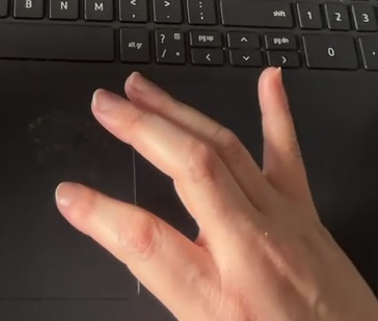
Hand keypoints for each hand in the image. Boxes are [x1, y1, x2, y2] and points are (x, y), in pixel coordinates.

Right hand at [56, 70, 377, 320]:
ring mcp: (283, 223)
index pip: (147, 243)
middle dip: (140, 128)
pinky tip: (270, 79)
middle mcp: (251, 250)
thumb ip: (174, 298)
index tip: (69, 194)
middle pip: (189, 168)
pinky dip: (276, 112)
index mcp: (221, 301)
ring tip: (142, 88)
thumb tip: (135, 256)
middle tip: (103, 104)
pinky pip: (289, 154)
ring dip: (178, 111)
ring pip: (225, 148)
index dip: (100, 215)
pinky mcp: (308, 215)